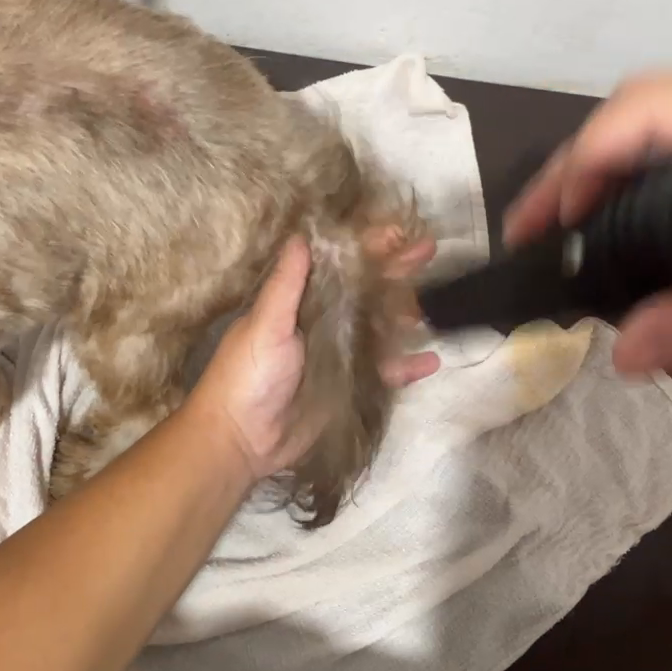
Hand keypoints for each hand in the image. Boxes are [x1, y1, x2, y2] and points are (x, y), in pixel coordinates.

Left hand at [187, 231, 439, 483]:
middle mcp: (323, 322)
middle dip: (396, 270)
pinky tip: (431, 361)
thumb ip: (286, 284)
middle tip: (427, 249)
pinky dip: (406, 367)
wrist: (240, 439)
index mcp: (299, 301)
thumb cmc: (246, 374)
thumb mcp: (265, 324)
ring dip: (404, 314)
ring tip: (427, 309)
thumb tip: (301, 236)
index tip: (397, 231)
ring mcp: (339, 355)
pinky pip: (384, 372)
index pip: (338, 265)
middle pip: (366, 290)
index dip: (367, 246)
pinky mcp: (350, 388)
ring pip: (381, 327)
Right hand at [502, 58, 671, 377]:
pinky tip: (615, 213)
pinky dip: (629, 165)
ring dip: (595, 167)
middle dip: (572, 168)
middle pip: (640, 103)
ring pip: (651, 110)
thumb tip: (620, 350)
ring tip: (561, 229)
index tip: (542, 232)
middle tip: (532, 237)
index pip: (655, 111)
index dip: (583, 163)